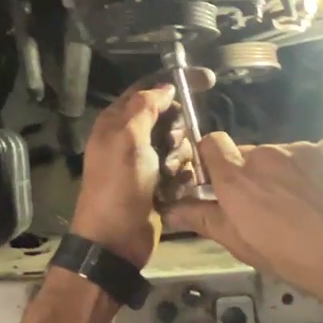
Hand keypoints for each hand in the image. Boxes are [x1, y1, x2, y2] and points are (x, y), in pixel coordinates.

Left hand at [68, 83, 178, 268]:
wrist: (115, 242)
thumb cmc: (118, 186)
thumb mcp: (128, 139)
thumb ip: (145, 107)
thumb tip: (165, 87)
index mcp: (116, 122)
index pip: (148, 88)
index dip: (175, 82)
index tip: (207, 81)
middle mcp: (130, 139)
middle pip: (169, 118)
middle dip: (178, 130)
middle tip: (171, 146)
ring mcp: (146, 163)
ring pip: (180, 145)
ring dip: (181, 159)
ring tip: (169, 176)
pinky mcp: (160, 186)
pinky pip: (183, 171)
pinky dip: (183, 178)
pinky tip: (174, 191)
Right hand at [166, 134, 322, 319]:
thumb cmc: (290, 257)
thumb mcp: (240, 244)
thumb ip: (203, 219)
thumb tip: (170, 209)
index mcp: (237, 177)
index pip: (211, 143)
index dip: (213, 159)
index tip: (219, 179)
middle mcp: (266, 154)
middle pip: (249, 154)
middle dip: (253, 174)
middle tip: (266, 206)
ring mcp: (302, 149)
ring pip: (283, 155)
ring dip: (285, 173)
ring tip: (302, 206)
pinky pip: (315, 155)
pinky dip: (316, 171)